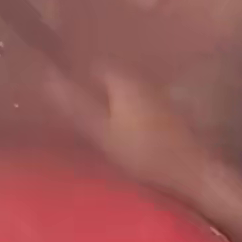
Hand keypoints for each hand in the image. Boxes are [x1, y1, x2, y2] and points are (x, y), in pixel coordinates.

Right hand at [46, 67, 220, 199]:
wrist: (194, 177)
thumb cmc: (144, 154)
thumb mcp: (101, 132)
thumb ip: (75, 105)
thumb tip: (47, 78)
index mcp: (123, 80)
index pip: (95, 63)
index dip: (77, 70)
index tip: (61, 81)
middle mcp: (142, 82)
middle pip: (111, 75)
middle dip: (92, 83)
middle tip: (73, 98)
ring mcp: (158, 98)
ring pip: (126, 89)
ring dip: (110, 98)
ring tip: (91, 114)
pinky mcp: (169, 116)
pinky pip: (138, 103)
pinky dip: (125, 110)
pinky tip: (118, 128)